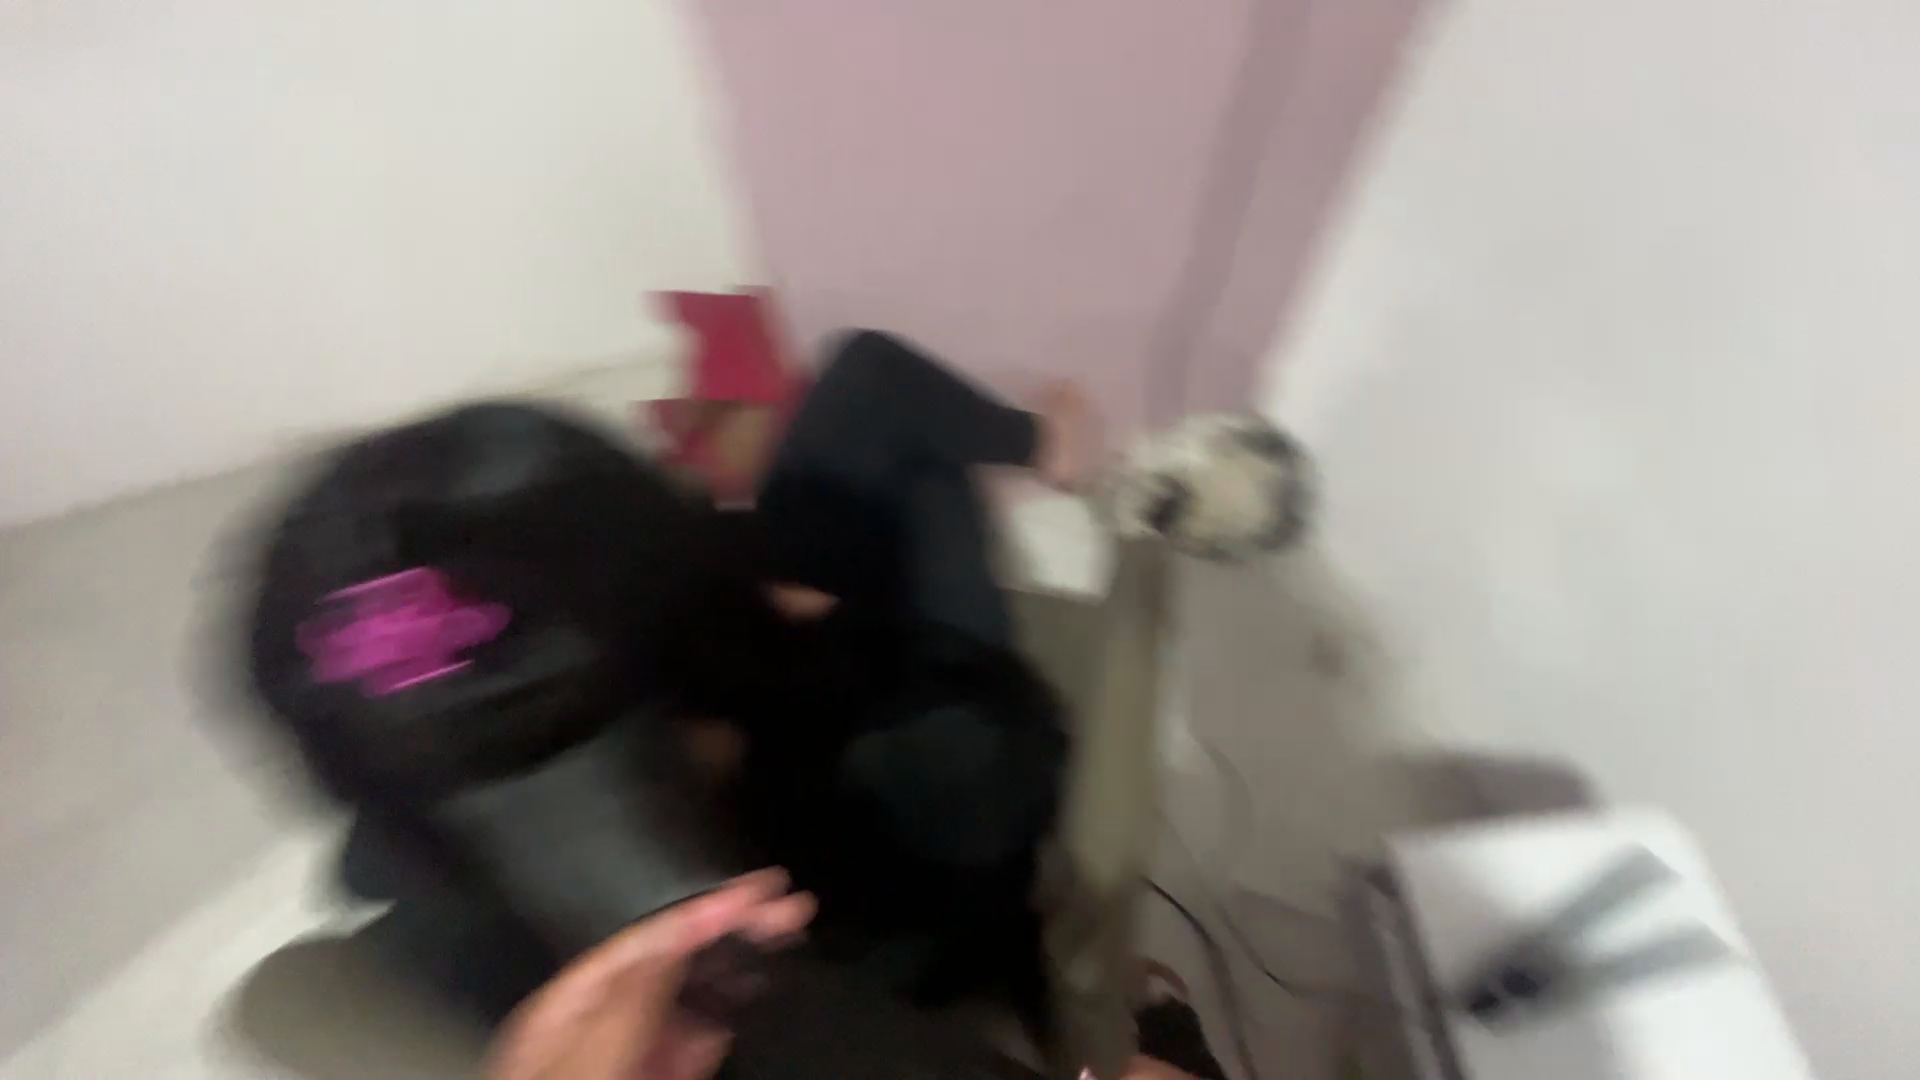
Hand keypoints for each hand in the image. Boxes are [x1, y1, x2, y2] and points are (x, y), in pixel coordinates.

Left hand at [487, 870, 813, 1079]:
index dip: (708, 910)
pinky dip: (726, 1014)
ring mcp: (629, 1053)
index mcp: (574, 1005)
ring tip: (785, 938)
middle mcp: (603, 1018)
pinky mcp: (653, 1077)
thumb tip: (678, 937)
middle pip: (678, 959)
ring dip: (739, 966)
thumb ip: (634, 1001)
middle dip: (735, 930)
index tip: (760, 890)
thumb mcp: (591, 1068)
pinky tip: (754, 995)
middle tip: (790, 910)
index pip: (651, 939)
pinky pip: (694, 1039)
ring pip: (693, 994)